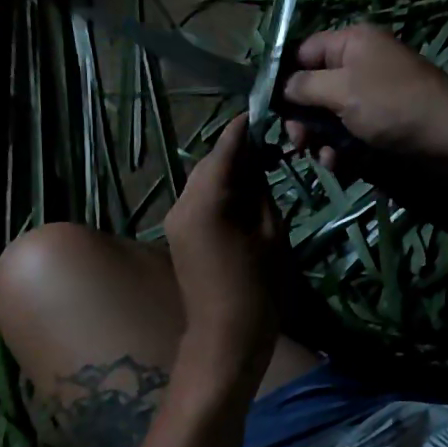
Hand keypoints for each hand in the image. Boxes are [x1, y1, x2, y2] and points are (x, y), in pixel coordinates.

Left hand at [164, 115, 279, 376]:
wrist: (227, 335)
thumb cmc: (260, 286)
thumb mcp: (272, 232)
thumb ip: (261, 190)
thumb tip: (257, 162)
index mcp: (206, 201)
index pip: (224, 149)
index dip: (244, 128)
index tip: (264, 111)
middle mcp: (182, 204)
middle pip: (209, 163)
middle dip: (237, 149)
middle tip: (272, 142)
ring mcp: (176, 221)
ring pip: (203, 180)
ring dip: (230, 170)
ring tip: (264, 165)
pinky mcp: (179, 235)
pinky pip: (200, 199)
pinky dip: (222, 190)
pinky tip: (246, 193)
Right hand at [282, 25, 447, 161]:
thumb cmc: (393, 106)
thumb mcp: (342, 90)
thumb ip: (304, 86)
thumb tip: (281, 86)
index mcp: (352, 42)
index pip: (303, 52)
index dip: (284, 80)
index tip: (272, 110)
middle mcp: (362, 63)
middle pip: (315, 88)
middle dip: (304, 119)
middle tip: (299, 143)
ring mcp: (375, 95)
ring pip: (333, 117)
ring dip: (323, 141)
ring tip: (328, 161)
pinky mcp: (385, 123)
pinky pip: (353, 134)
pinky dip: (344, 151)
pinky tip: (343, 167)